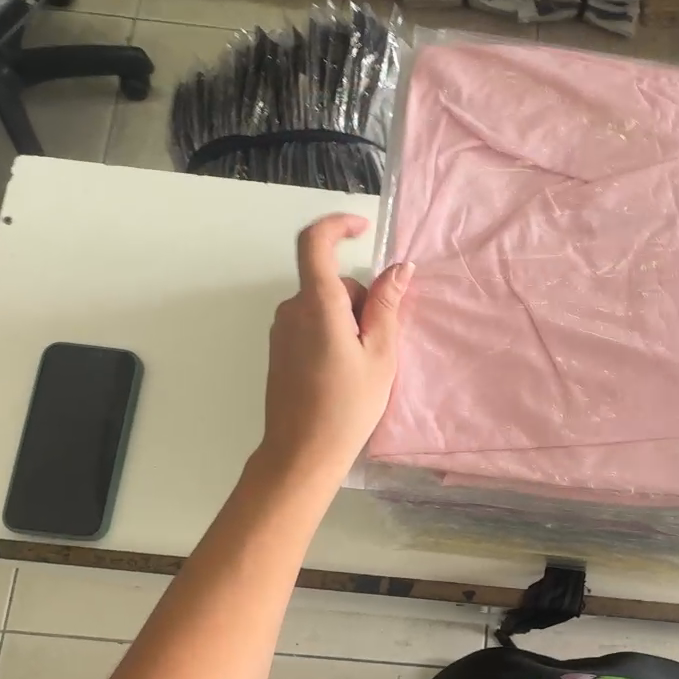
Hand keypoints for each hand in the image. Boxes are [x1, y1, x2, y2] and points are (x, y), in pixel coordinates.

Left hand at [258, 213, 413, 480]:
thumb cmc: (347, 406)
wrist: (302, 453)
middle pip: (331, 284)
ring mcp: (282, 331)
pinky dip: (333, 337)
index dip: (337, 225)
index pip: (315, 243)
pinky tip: (343, 376)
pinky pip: (312, 327)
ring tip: (362, 368)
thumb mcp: (380, 356)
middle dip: (361, 303)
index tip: (361, 227)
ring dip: (348, 324)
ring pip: (324, 308)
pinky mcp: (279, 350)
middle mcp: (292, 310)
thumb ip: (387, 306)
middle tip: (379, 346)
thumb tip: (398, 269)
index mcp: (317, 305)